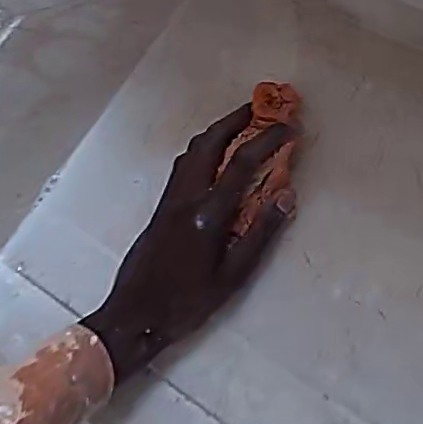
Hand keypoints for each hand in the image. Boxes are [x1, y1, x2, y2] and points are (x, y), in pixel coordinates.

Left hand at [80, 104, 296, 381]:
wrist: (133, 316)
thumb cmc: (188, 301)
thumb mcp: (234, 275)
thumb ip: (261, 233)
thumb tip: (287, 195)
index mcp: (208, 213)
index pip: (242, 162)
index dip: (269, 139)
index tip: (289, 127)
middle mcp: (187, 195)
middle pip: (211, 141)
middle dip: (237, 119)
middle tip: (260, 107)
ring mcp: (171, 196)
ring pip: (194, 148)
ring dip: (219, 129)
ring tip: (241, 122)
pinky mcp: (162, 203)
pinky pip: (186, 161)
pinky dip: (205, 145)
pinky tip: (215, 153)